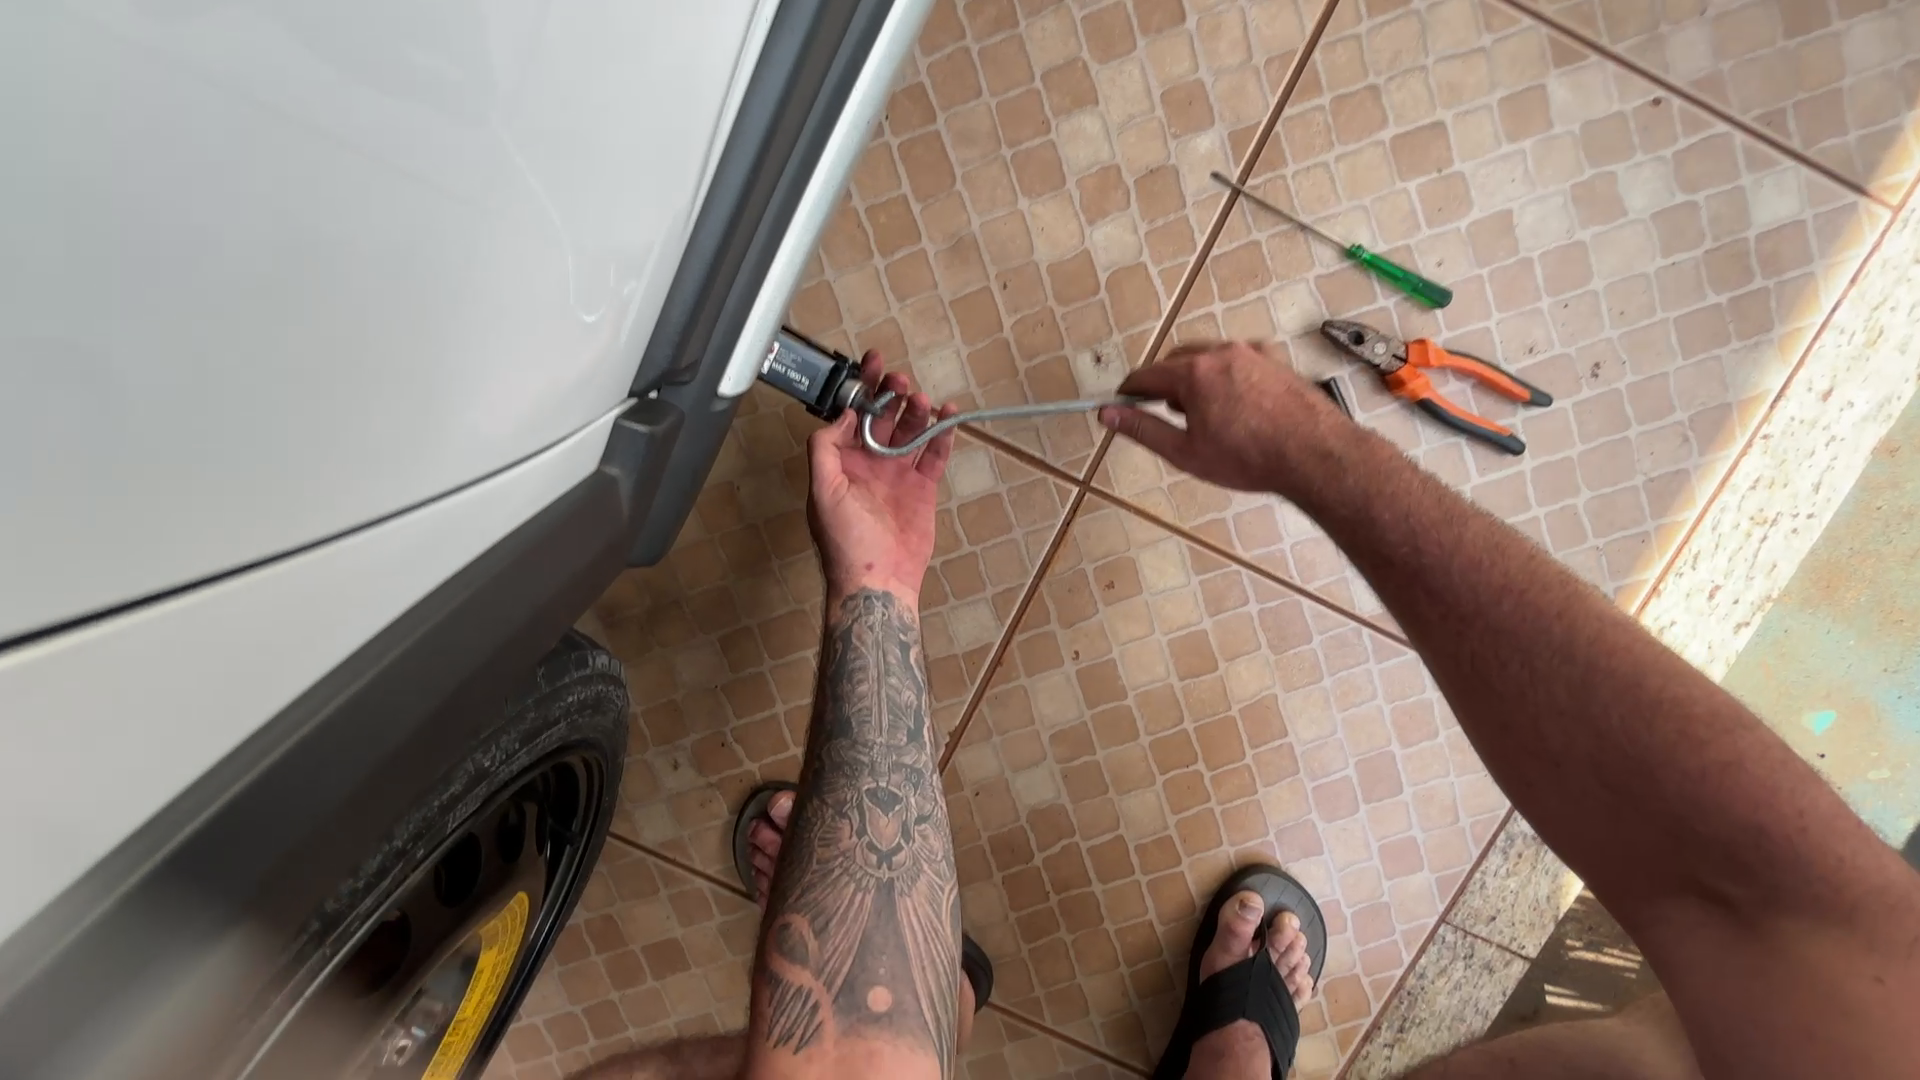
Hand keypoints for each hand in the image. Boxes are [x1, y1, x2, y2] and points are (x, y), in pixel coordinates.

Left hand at [807, 352, 957, 602]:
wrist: (878, 580)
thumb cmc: (845, 543)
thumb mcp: (822, 491)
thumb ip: (825, 449)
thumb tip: (844, 416)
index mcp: (843, 461)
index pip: (854, 415)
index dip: (862, 389)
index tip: (872, 365)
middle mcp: (871, 464)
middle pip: (884, 417)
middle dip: (892, 395)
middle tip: (900, 382)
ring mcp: (898, 475)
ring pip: (910, 432)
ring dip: (917, 412)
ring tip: (923, 399)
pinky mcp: (922, 488)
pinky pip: (933, 455)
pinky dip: (942, 435)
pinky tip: (948, 417)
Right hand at [1098, 340, 1348, 498]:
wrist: (1314, 455)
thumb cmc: (1246, 458)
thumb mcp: (1185, 451)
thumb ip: (1142, 429)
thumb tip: (1106, 414)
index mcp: (1194, 373)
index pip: (1146, 375)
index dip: (1128, 392)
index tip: (1120, 405)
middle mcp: (1221, 353)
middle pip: (1177, 360)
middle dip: (1164, 383)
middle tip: (1166, 414)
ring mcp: (1252, 353)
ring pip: (1208, 356)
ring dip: (1195, 377)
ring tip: (1203, 413)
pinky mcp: (1275, 360)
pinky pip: (1238, 359)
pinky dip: (1225, 374)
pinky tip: (1235, 403)